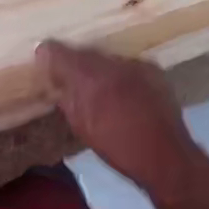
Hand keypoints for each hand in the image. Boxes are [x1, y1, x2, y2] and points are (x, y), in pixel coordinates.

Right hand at [35, 42, 208, 208]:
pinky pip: (128, 65)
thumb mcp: (82, 128)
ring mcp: (134, 64)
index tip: (43, 56)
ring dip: (100, 69)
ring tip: (100, 87)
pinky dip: (121, 74)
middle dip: (76, 62)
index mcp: (88, 79)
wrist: (165, 156)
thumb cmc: (118, 149)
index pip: (59, 53)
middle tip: (71, 76)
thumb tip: (59, 84)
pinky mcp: (153, 69)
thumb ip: (68, 100)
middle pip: (84, 53)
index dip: (49, 54)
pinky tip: (124, 91)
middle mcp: (111, 64)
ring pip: (108, 58)